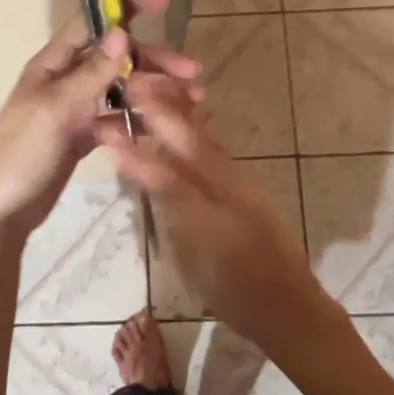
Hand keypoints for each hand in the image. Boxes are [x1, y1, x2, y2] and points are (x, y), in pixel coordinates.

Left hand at [0, 0, 199, 231]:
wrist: (2, 211)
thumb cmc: (21, 154)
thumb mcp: (57, 110)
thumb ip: (91, 73)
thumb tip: (121, 30)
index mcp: (51, 65)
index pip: (91, 25)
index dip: (124, 10)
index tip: (162, 2)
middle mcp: (65, 81)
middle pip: (115, 59)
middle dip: (153, 61)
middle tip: (193, 72)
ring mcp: (75, 110)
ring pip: (121, 89)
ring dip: (154, 90)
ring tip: (193, 101)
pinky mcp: (83, 136)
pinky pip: (118, 118)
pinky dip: (140, 118)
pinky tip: (166, 125)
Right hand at [97, 73, 341, 352]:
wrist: (290, 307)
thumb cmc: (235, 296)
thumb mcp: (194, 263)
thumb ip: (173, 218)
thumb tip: (149, 184)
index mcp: (208, 214)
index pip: (163, 174)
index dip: (133, 152)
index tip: (103, 132)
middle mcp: (226, 190)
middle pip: (189, 141)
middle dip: (160, 111)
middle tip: (130, 87)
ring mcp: (239, 186)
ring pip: (204, 141)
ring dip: (178, 114)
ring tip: (151, 92)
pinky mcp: (245, 189)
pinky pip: (214, 151)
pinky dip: (194, 130)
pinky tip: (182, 122)